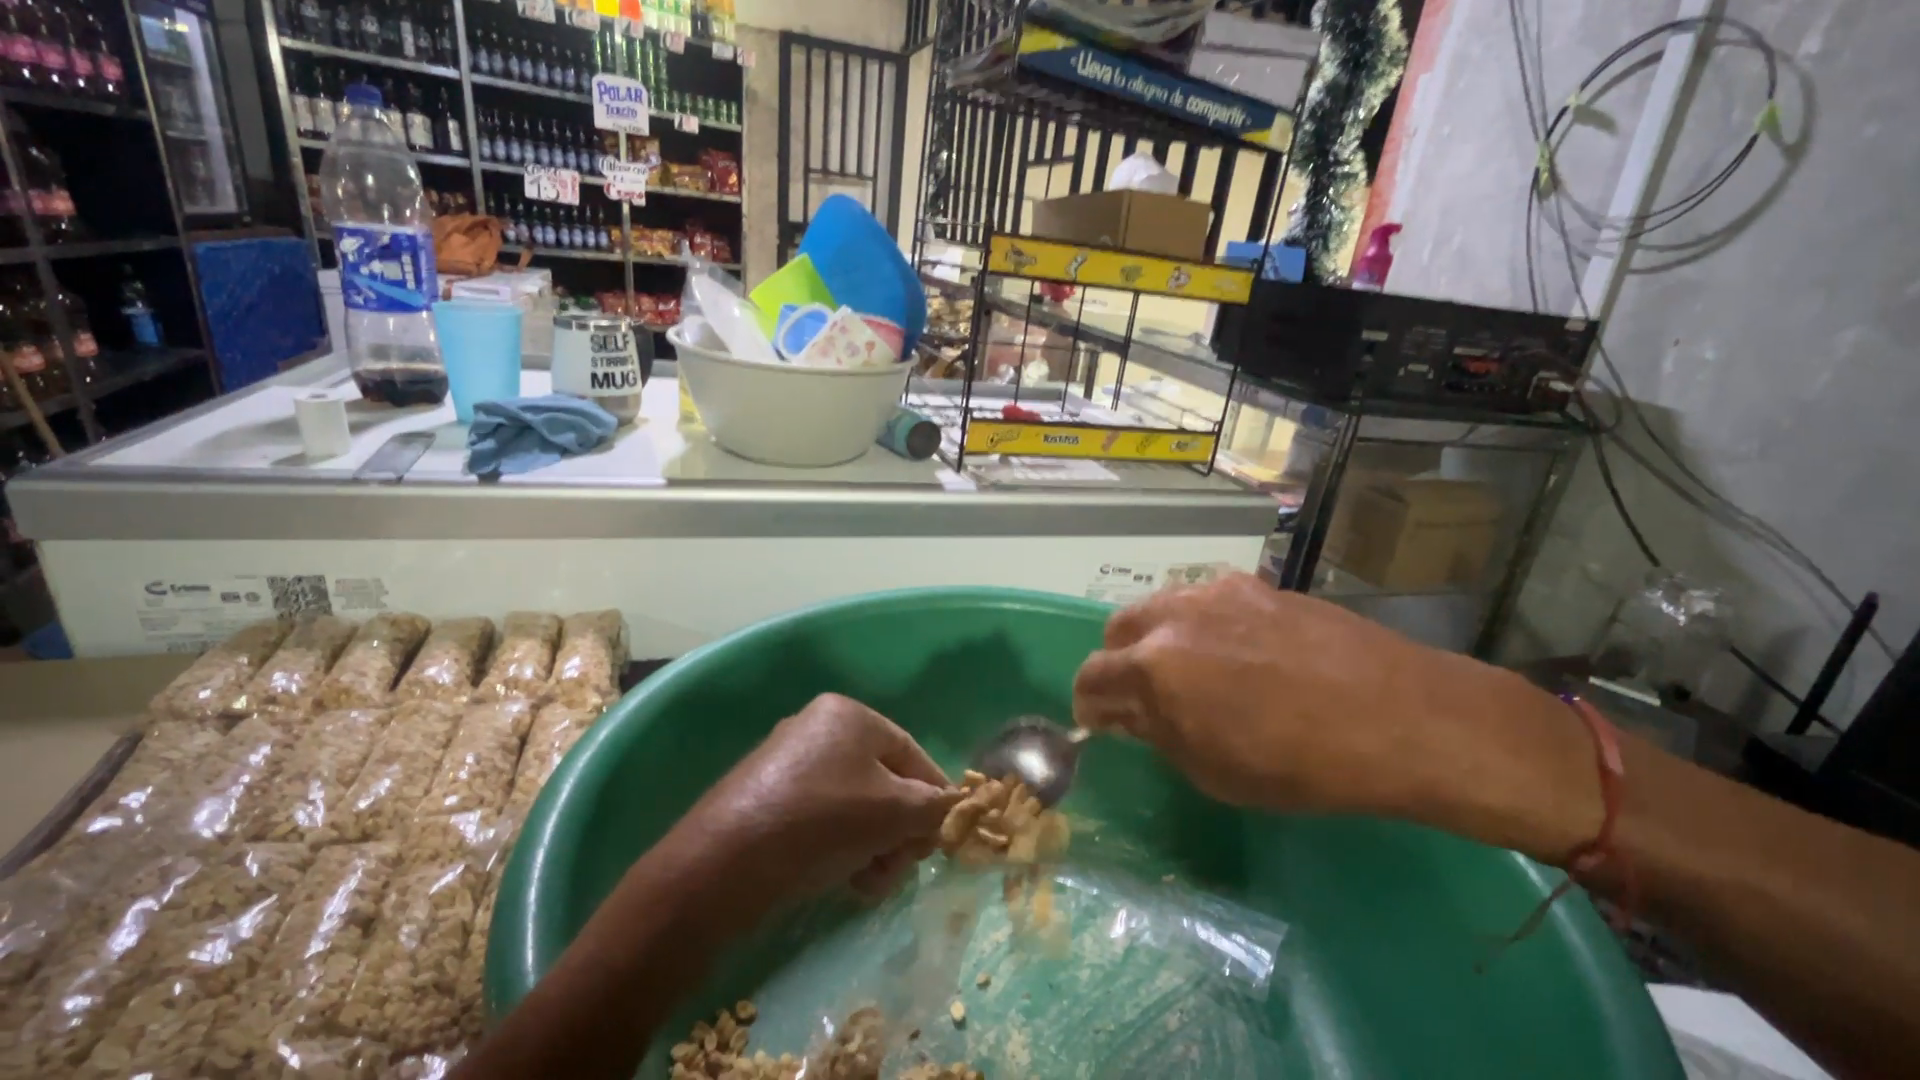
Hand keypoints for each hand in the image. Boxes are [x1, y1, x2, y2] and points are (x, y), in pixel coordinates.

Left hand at [664, 694, 960, 914]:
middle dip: (900, 830)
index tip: (942, 840)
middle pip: (885, 783)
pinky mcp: (768, 800)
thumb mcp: (894, 812)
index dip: (935, 798)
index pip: (913, 754)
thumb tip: (950, 807)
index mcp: (850, 715)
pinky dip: (842, 847)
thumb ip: (934, 807)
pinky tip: (843, 880)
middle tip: (900, 868)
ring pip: (857, 806)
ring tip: (868, 883)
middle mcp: (818, 729)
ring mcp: (790, 764)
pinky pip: (824, 818)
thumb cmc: (822, 822)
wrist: (724, 862)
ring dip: (875, 846)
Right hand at [1073, 575, 1588, 832]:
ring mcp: (1221, 592)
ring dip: (1161, 639)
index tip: (1105, 725)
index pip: (1092, 677)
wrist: (1401, 717)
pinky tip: (1243, 656)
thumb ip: (1157, 733)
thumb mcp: (1212, 770)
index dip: (1091, 707)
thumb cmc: (1300, 765)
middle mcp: (1176, 615)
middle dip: (1120, 663)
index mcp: (1153, 666)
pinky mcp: (1261, 586)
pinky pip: (1210, 603)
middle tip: (1149, 698)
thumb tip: (1128, 714)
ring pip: (1164, 608)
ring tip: (1196, 673)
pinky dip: (1205, 627)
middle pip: (1119, 629)